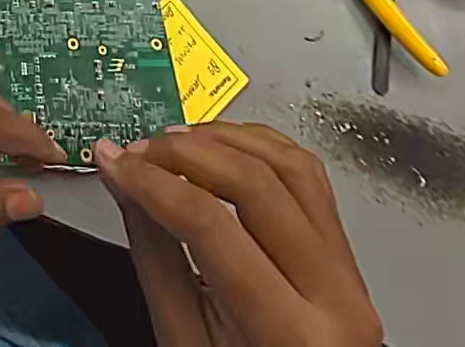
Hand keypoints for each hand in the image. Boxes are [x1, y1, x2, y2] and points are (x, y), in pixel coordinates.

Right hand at [96, 122, 381, 346]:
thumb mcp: (184, 343)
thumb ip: (154, 257)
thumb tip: (124, 181)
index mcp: (290, 335)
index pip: (211, 225)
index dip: (152, 182)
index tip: (115, 160)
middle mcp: (335, 297)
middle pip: (255, 183)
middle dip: (184, 152)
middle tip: (138, 150)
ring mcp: (348, 272)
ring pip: (288, 164)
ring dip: (223, 139)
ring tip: (174, 141)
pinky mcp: (344, 252)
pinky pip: (306, 174)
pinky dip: (258, 145)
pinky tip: (220, 145)